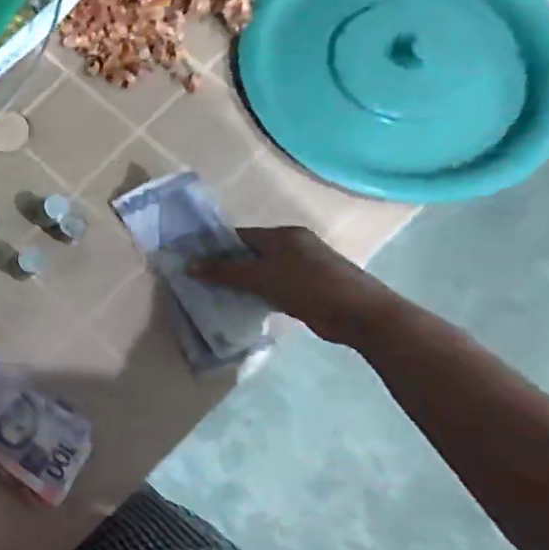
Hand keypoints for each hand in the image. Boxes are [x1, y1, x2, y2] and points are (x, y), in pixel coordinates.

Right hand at [189, 226, 401, 345]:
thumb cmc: (308, 286)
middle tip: (202, 281)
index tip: (194, 263)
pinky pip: (274, 285)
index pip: (240, 235)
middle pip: (250, 253)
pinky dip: (259, 293)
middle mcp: (294, 246)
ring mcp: (304, 267)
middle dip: (227, 267)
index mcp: (284, 235)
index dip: (215, 247)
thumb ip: (223, 271)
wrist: (360, 314)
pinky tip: (245, 304)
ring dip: (242, 282)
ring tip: (217, 294)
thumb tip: (188, 265)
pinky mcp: (309, 287)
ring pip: (262, 271)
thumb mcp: (260, 277)